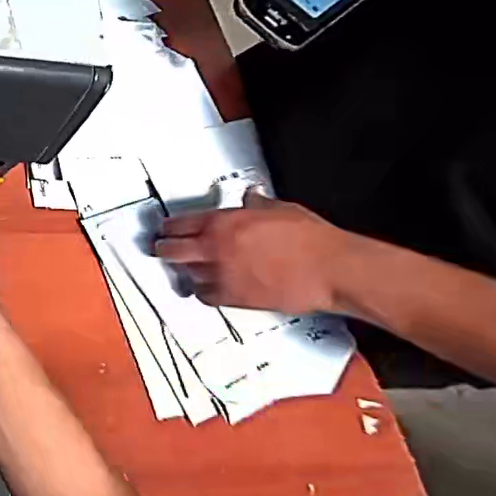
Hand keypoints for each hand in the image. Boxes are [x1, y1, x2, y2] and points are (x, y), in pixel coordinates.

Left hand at [153, 194, 358, 314]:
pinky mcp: (233, 296)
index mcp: (221, 222)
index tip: (166, 229)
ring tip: (188, 268)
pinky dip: (203, 292)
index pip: (178, 224)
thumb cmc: (312, 240)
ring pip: (186, 273)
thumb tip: (250, 198)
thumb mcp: (278, 208)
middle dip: (165, 248)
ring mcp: (222, 273)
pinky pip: (204, 296)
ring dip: (186, 270)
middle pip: (170, 249)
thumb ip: (255, 203)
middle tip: (163, 248)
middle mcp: (214, 247)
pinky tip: (206, 288)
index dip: (169, 227)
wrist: (331, 269)